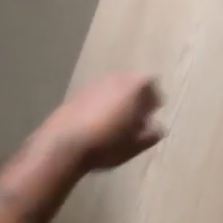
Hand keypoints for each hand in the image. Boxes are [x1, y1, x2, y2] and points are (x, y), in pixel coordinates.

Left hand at [37, 73, 165, 170]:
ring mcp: (95, 83)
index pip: (152, 84)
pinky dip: (102, 104)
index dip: (154, 100)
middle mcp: (116, 78)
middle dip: (136, 98)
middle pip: (132, 83)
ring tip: (117, 123)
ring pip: (114, 88)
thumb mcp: (136, 144)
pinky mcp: (78, 92)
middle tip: (137, 118)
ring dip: (118, 101)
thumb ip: (152, 134)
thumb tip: (158, 128)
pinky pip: (98, 95)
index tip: (153, 114)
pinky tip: (98, 123)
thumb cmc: (107, 143)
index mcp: (135, 86)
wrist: (64, 143)